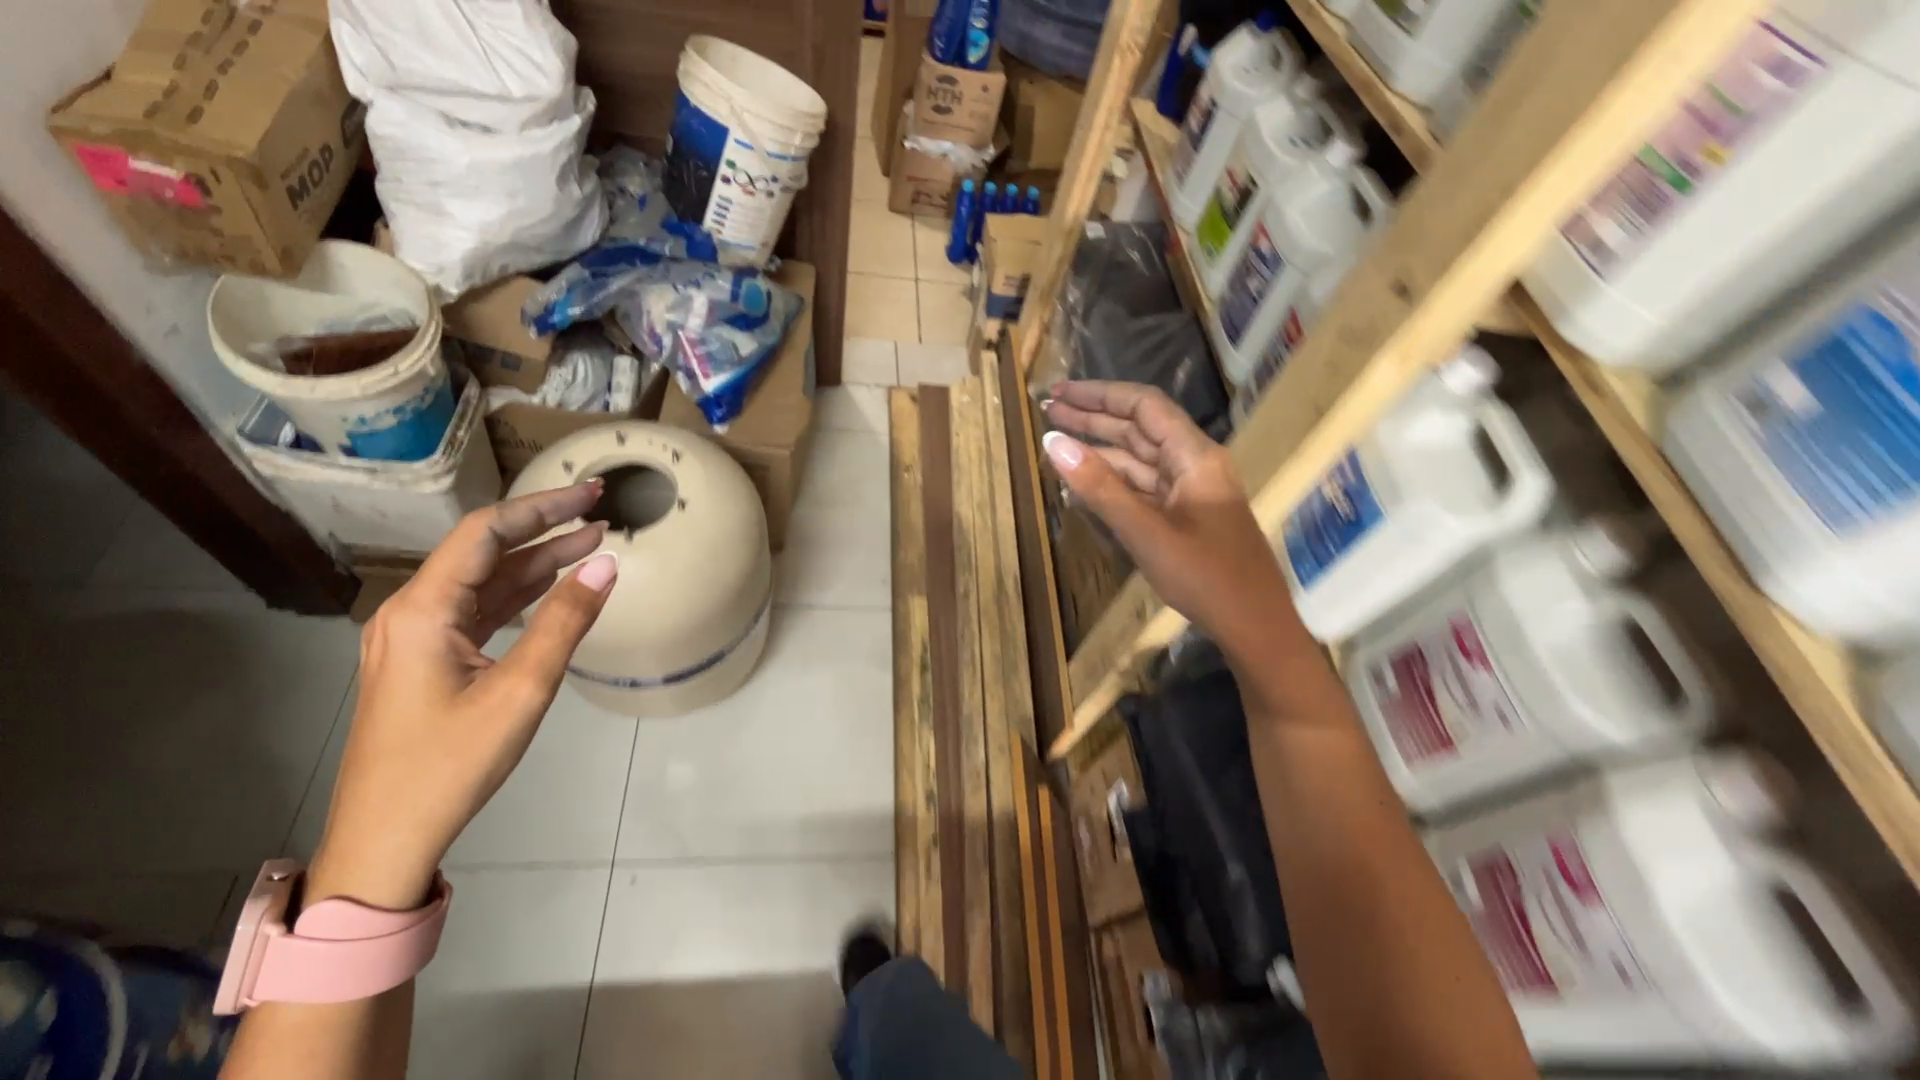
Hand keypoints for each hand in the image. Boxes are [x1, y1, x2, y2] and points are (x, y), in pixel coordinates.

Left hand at [308, 484, 617, 909]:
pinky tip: (553, 589)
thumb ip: (565, 622)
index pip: (486, 533)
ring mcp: (413, 638)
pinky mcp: (423, 662)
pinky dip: (518, 596)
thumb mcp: (520, 692)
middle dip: (544, 528)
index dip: (543, 507)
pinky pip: (477, 613)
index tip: (593, 496)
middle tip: (601, 510)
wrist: (385, 838)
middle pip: (483, 551)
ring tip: (592, 545)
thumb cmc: (452, 765)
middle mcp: (410, 612)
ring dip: (536, 563)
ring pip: (483, 583)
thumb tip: (607, 564)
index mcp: (423, 610)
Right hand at [1041, 381, 1289, 642]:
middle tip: (1047, 409)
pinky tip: (1081, 484)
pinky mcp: (1183, 519)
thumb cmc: (1207, 578)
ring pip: (1138, 461)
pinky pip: (1142, 490)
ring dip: (1099, 450)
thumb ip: (1100, 487)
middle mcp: (1192, 466)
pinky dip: (1112, 484)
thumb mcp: (1146, 532)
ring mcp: (1188, 494)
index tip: (1060, 392)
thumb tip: (1053, 441)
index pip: (1144, 406)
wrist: (1255, 627)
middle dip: (1094, 417)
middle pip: (1139, 429)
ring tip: (1056, 441)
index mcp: (1194, 457)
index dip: (1100, 394)